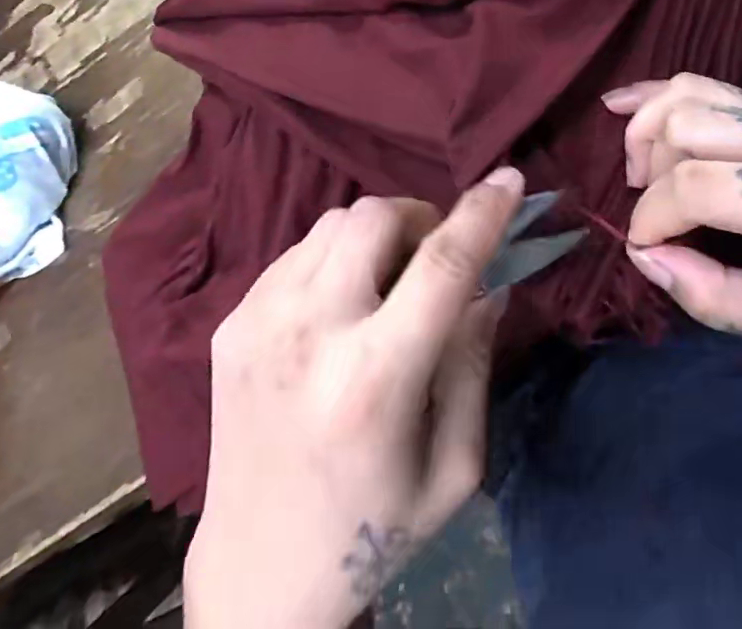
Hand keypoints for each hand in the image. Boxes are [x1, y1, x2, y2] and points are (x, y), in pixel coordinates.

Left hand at [184, 172, 520, 628]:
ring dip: (375, 236)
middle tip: (434, 255)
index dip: (482, 214)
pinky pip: (296, 253)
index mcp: (373, 380)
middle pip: (374, 217)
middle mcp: (308, 333)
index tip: (510, 179)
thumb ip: (473, 363)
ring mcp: (258, 320)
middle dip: (420, 217)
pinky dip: (333, 259)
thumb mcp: (453, 465)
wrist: (259, 562)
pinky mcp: (230, 321)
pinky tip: (338, 306)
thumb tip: (489, 282)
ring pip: (333, 224)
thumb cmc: (373, 529)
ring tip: (386, 283)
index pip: (441, 267)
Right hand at [605, 74, 741, 359]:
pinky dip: (659, 98)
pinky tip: (624, 109)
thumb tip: (644, 253)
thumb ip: (712, 297)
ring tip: (644, 174)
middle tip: (655, 218)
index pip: (696, 187)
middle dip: (648, 174)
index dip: (652, 219)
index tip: (648, 250)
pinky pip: (709, 85)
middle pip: (685, 129)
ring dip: (648, 133)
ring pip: (689, 95)